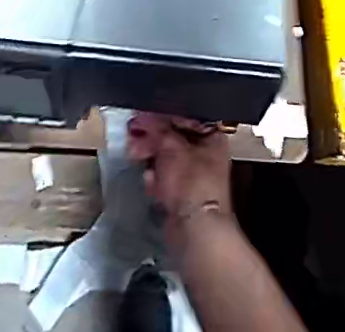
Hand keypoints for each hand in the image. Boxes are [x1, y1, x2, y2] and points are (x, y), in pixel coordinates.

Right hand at [127, 113, 234, 248]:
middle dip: (151, 137)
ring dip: (150, 156)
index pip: (185, 118)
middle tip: (132, 135)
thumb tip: (144, 119)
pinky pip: (166, 180)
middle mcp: (206, 154)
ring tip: (134, 154)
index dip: (161, 116)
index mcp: (212, 137)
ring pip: (168, 159)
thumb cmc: (189, 180)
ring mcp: (195, 177)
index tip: (141, 116)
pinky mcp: (183, 196)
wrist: (195, 230)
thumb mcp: (171, 147)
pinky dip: (156, 179)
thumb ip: (157, 129)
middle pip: (174, 138)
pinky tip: (149, 181)